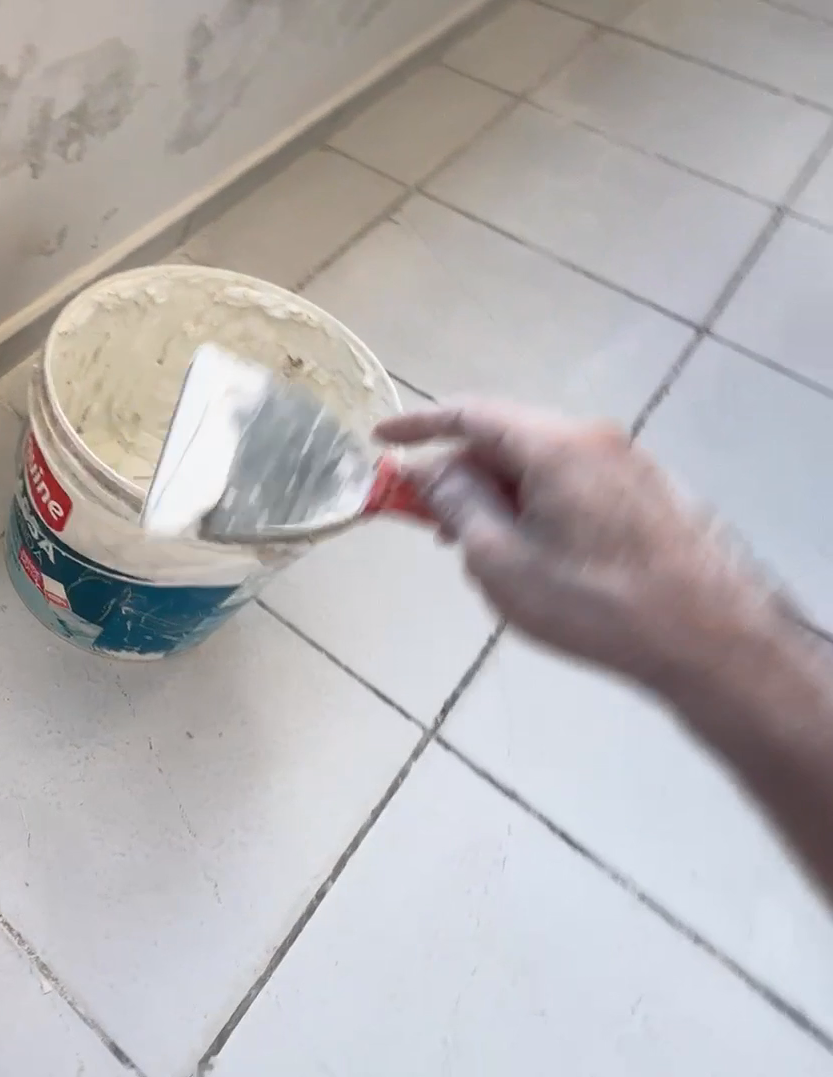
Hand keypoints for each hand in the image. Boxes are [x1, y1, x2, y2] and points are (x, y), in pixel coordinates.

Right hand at [375, 402, 786, 692]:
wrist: (712, 646)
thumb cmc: (588, 601)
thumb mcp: (495, 555)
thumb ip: (454, 501)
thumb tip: (427, 468)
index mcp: (556, 448)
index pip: (471, 415)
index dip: (417, 424)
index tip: (378, 440)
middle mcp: (596, 443)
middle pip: (501, 439)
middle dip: (452, 470)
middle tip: (419, 514)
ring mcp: (627, 468)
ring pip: (532, 463)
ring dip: (487, 491)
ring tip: (465, 540)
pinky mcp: (644, 495)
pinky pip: (563, 481)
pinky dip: (523, 500)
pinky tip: (515, 545)